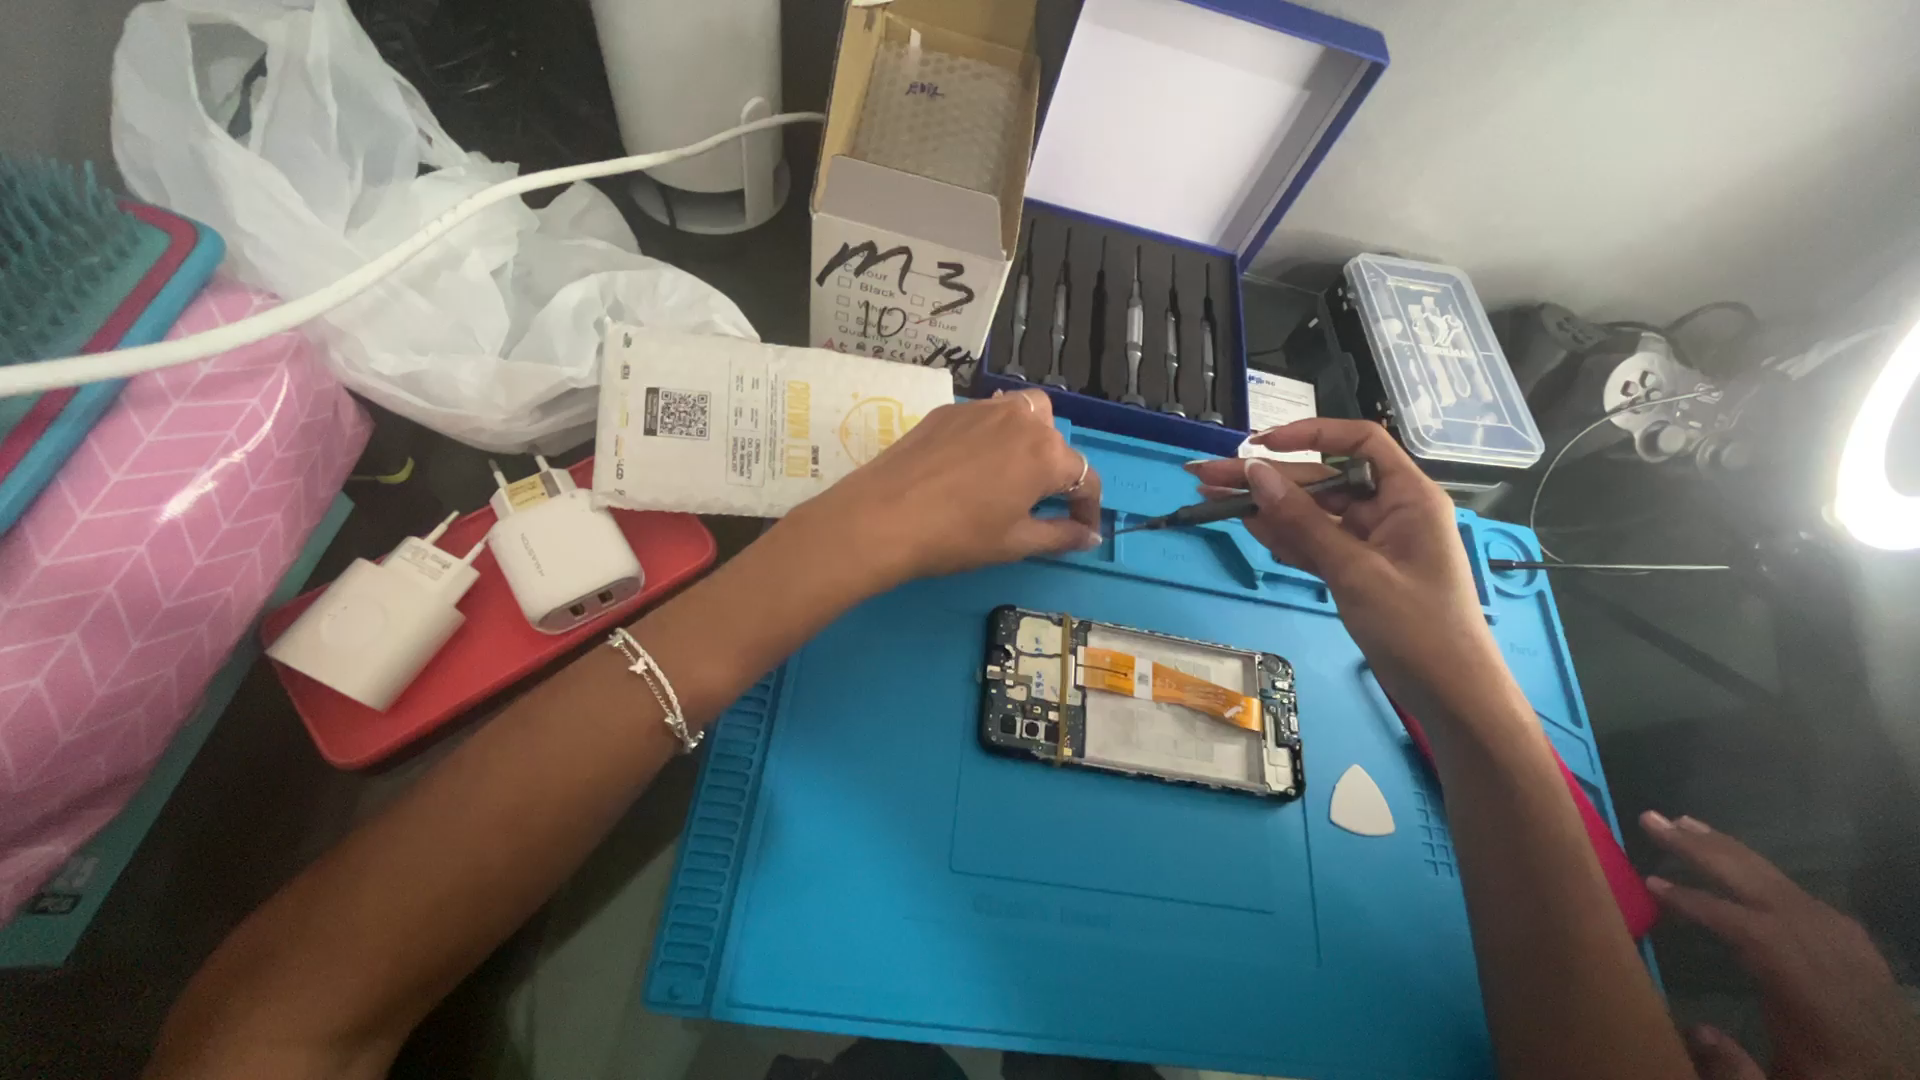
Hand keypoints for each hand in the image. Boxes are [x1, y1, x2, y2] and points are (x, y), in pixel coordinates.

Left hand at [789, 388, 1101, 587]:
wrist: (882, 517)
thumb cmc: (956, 536)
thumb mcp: (1014, 543)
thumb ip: (1059, 536)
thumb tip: (1089, 535)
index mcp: (1047, 455)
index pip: (1085, 478)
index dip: (1088, 508)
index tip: (1082, 529)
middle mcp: (1022, 420)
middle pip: (1054, 438)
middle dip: (1056, 468)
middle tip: (1037, 501)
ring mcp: (983, 409)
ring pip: (1022, 413)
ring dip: (1028, 439)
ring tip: (1009, 474)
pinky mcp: (948, 411)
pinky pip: (985, 415)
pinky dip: (992, 434)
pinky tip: (970, 465)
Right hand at [1185, 420, 1511, 722]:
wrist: (1450, 695)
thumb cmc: (1416, 628)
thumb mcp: (1354, 571)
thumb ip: (1303, 522)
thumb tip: (1256, 474)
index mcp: (1407, 496)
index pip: (1358, 442)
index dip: (1308, 434)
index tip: (1259, 445)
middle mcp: (1389, 510)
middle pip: (1320, 480)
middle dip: (1266, 478)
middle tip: (1207, 477)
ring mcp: (1371, 542)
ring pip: (1311, 513)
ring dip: (1265, 508)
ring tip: (1212, 500)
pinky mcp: (1357, 570)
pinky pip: (1315, 543)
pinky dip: (1284, 538)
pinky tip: (1248, 527)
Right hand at [1641, 812, 1919, 1079]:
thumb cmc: (1832, 1077)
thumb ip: (1738, 1069)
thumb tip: (1696, 1028)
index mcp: (1819, 998)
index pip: (1754, 933)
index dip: (1700, 905)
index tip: (1649, 882)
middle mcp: (1836, 961)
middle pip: (1768, 893)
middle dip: (1708, 853)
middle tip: (1653, 819)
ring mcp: (1850, 950)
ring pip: (1784, 886)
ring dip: (1729, 851)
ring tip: (1682, 822)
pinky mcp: (1854, 948)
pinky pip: (1802, 896)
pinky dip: (1761, 871)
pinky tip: (1736, 860)